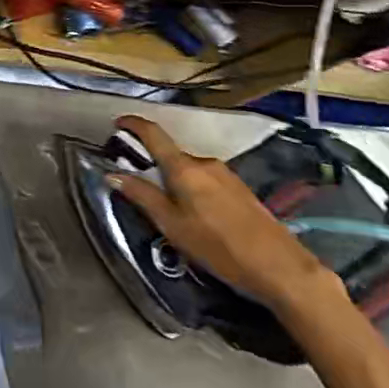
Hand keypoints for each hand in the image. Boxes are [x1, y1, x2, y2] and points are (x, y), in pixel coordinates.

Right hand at [107, 115, 339, 312]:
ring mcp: (225, 173)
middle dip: (152, 167)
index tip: (117, 123)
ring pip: (188, 170)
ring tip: (169, 214)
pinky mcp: (238, 187)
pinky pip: (205, 180)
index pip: (154, 134)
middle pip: (171, 156)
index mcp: (185, 168)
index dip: (133, 125)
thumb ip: (143, 197)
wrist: (275, 263)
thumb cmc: (217, 246)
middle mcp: (205, 162)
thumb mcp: (172, 226)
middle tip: (139, 191)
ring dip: (174, 182)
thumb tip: (113, 174)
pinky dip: (191, 189)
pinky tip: (195, 217)